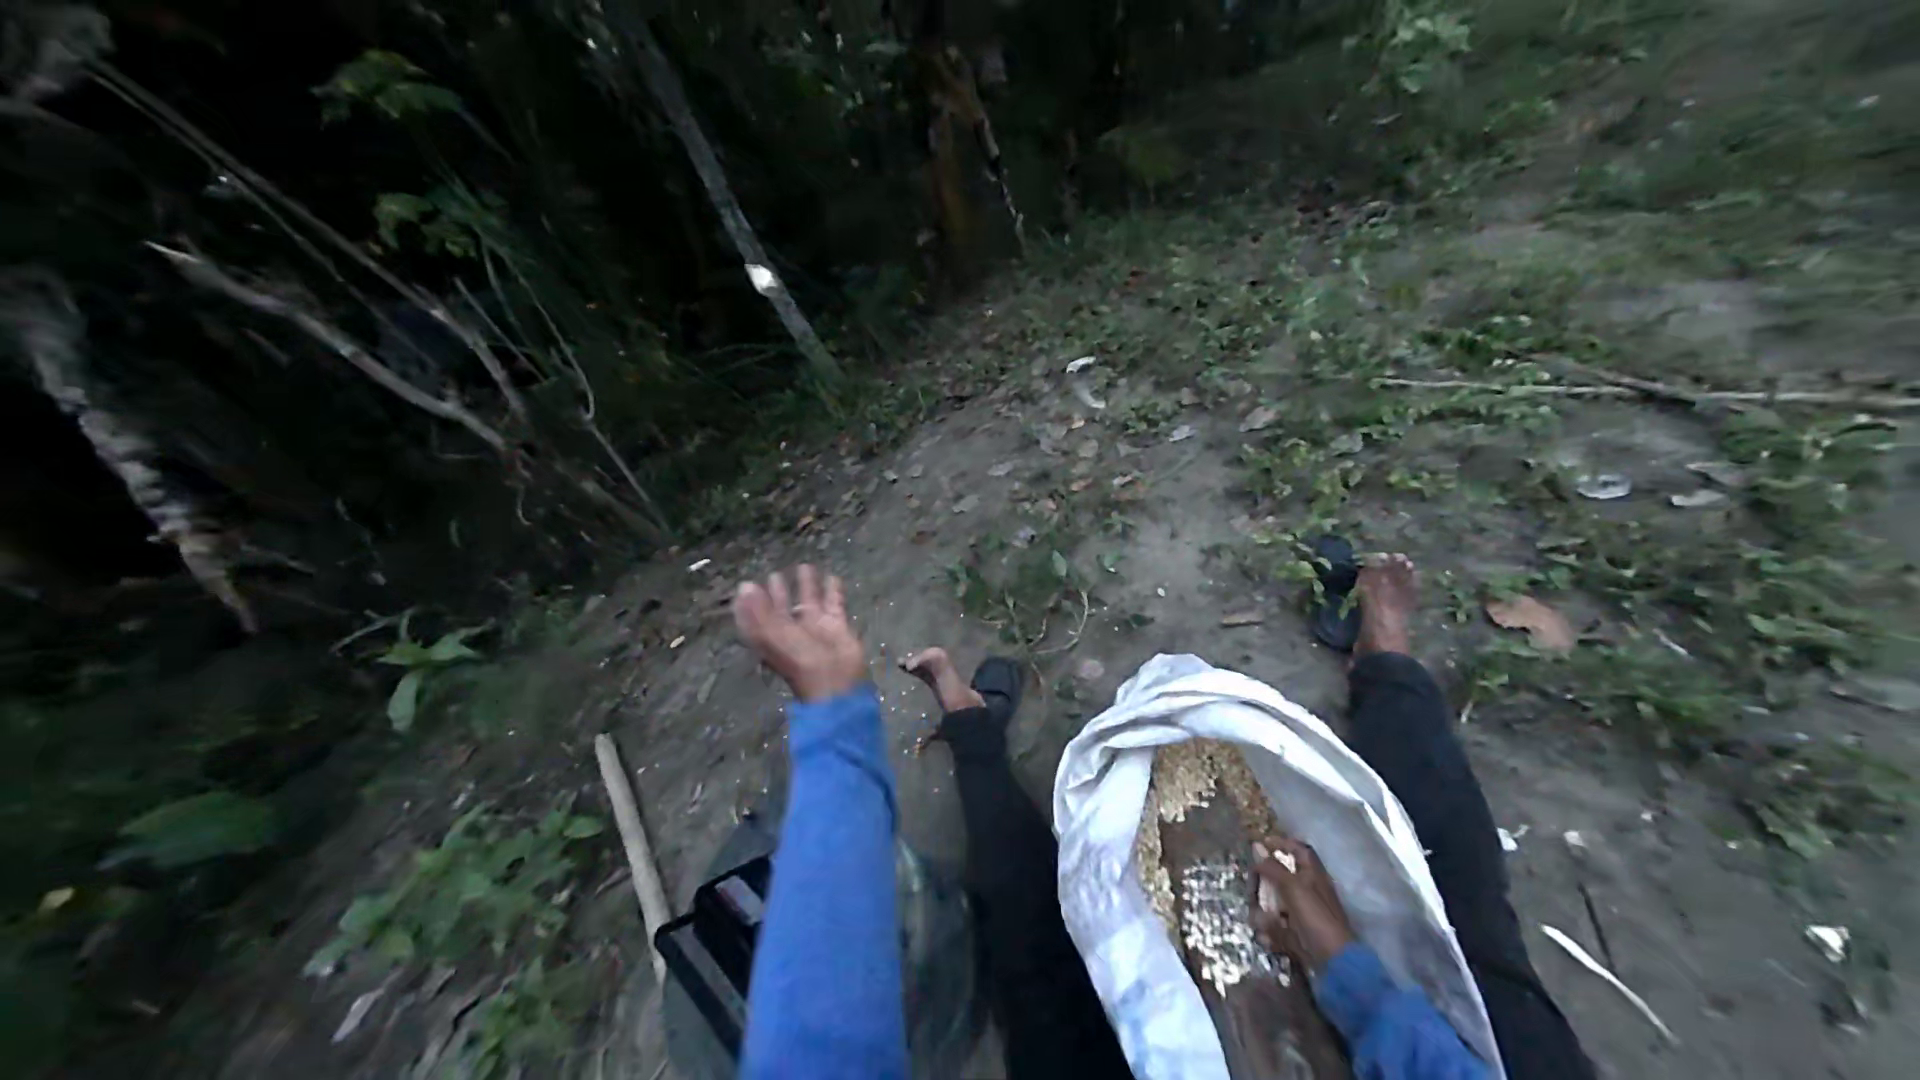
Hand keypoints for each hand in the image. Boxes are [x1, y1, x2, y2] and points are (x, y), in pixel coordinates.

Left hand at [732, 564, 867, 702]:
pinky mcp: (837, 626)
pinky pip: (834, 604)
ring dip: (807, 586)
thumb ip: (757, 610)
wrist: (835, 680)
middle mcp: (792, 632)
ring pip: (810, 603)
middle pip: (783, 610)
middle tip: (774, 575)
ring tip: (804, 567)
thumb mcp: (771, 636)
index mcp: (772, 637)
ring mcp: (816, 628)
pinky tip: (832, 577)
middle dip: (779, 593)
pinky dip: (833, 591)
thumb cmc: (799, 659)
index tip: (748, 585)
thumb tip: (744, 586)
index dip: (752, 604)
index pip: (758, 618)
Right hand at [1251, 837, 1355, 974]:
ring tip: (1256, 915)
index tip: (1261, 843)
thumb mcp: (1293, 886)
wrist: (1336, 962)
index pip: (1298, 850)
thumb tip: (1257, 847)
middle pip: (1283, 876)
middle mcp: (1309, 891)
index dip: (1282, 843)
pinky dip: (1271, 930)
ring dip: (1264, 907)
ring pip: (1278, 902)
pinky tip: (1266, 935)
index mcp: (1313, 875)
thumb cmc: (1316, 917)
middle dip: (1265, 880)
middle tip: (1252, 882)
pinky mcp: (1301, 933)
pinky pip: (1280, 926)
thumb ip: (1273, 867)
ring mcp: (1305, 913)